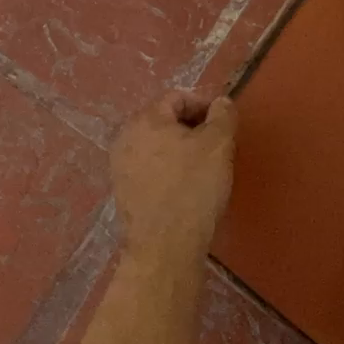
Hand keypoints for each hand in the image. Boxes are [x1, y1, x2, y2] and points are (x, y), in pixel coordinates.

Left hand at [111, 91, 237, 264]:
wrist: (165, 246)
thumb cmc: (193, 187)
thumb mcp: (219, 145)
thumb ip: (223, 115)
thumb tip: (220, 103)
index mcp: (145, 119)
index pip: (178, 97)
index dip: (204, 105)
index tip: (224, 125)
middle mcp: (125, 137)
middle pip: (164, 119)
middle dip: (192, 127)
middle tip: (217, 146)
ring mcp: (120, 165)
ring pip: (157, 144)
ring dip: (181, 149)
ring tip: (203, 168)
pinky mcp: (122, 191)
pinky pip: (150, 167)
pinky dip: (168, 169)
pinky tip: (185, 187)